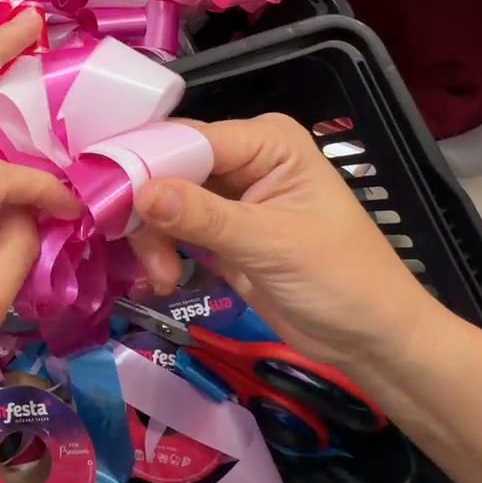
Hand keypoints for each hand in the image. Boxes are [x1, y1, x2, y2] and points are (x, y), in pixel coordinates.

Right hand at [127, 114, 442, 373]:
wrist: (374, 344)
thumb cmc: (343, 282)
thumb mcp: (272, 245)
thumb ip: (203, 216)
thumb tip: (139, 192)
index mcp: (264, 141)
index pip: (187, 138)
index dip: (145, 164)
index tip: (107, 197)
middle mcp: (240, 156)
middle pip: (165, 164)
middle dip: (145, 206)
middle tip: (139, 251)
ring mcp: (224, 191)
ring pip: (157, 195)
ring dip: (151, 235)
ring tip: (162, 277)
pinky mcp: (213, 224)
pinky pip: (166, 222)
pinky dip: (156, 246)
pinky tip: (163, 276)